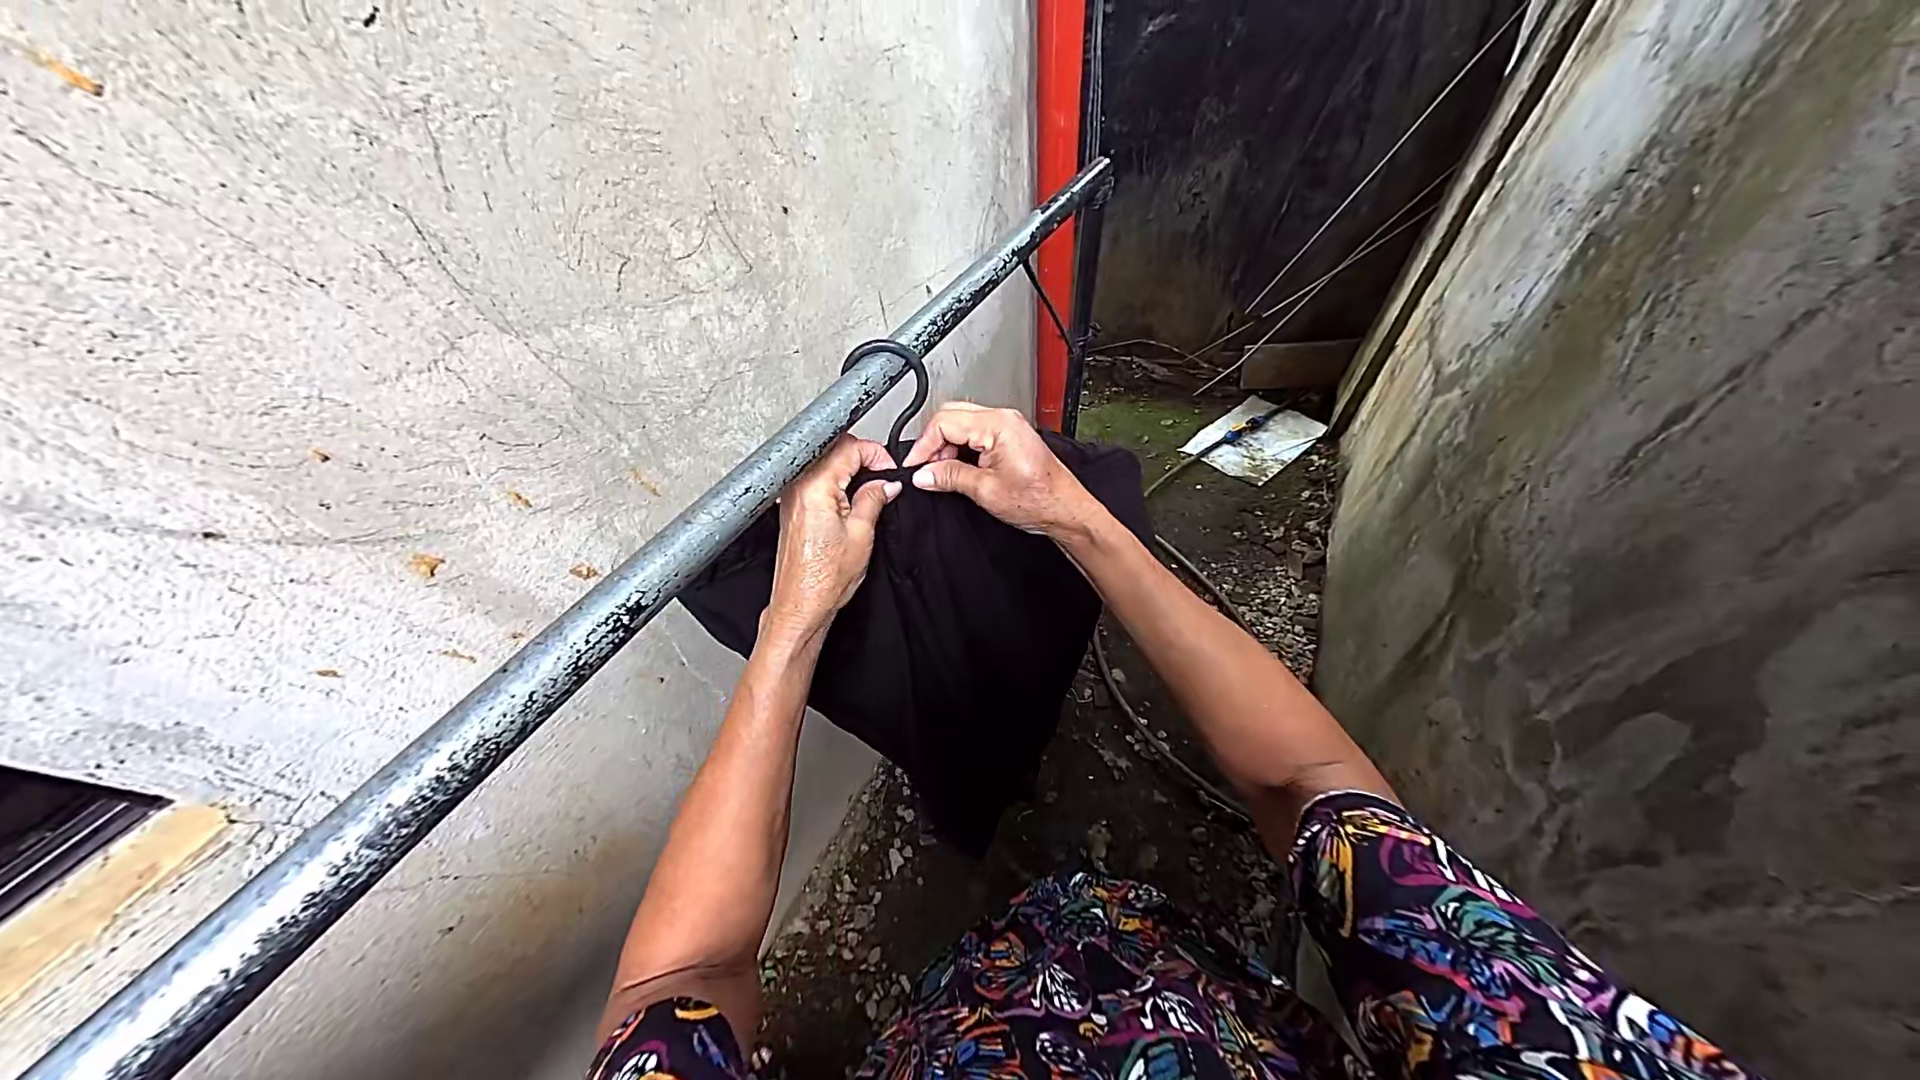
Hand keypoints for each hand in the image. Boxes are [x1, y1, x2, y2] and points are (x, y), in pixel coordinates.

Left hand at [764, 435, 900, 643]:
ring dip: (850, 470)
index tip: (890, 469)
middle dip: (863, 457)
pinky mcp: (792, 507)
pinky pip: (816, 480)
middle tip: (885, 477)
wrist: (801, 605)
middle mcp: (797, 487)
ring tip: (871, 491)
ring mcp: (791, 496)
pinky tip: (851, 500)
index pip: (849, 448)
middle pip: (834, 449)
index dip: (876, 453)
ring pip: (825, 462)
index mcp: (815, 488)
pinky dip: (837, 482)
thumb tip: (886, 483)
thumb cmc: (823, 580)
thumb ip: (874, 499)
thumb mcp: (862, 534)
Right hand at [900, 402, 1101, 538]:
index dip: (923, 445)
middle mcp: (1004, 418)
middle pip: (950, 416)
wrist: (1065, 510)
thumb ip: (949, 477)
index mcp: (998, 425)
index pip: (944, 422)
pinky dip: (960, 447)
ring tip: (941, 472)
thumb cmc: (1039, 500)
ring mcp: (1008, 425)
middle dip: (932, 442)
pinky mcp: (1009, 435)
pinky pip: (975, 431)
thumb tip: (923, 474)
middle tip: (924, 469)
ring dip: (945, 446)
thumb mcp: (985, 491)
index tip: (915, 466)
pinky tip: (956, 468)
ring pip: (961, 422)